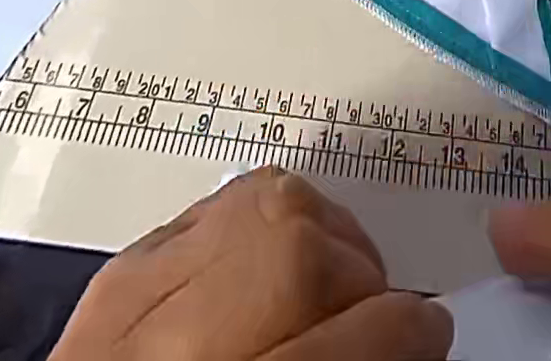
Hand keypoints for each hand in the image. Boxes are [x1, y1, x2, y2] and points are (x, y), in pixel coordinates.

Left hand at [51, 166, 452, 359]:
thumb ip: (346, 354)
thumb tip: (407, 323)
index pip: (351, 338)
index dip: (405, 327)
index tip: (428, 324)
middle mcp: (183, 345)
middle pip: (302, 259)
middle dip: (358, 271)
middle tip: (378, 302)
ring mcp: (141, 291)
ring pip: (261, 207)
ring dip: (314, 228)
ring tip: (327, 266)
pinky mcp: (122, 265)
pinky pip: (214, 205)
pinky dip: (258, 215)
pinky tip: (270, 246)